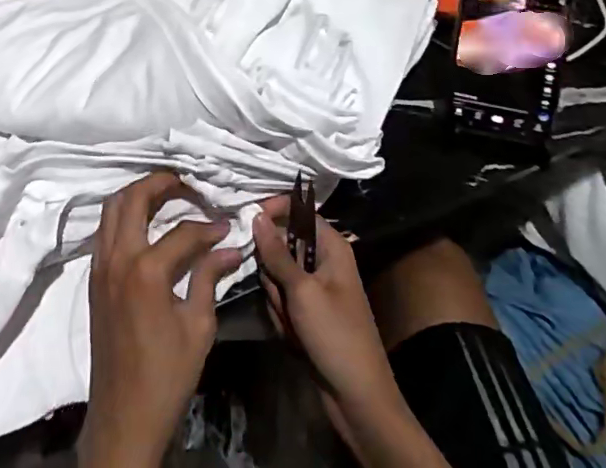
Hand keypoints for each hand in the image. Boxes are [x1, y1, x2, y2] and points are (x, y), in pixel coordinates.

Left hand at [80, 172, 242, 467]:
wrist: (123, 416)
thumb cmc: (167, 375)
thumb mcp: (198, 326)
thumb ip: (209, 278)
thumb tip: (230, 248)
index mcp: (146, 271)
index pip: (183, 231)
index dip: (209, 227)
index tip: (226, 228)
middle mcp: (117, 260)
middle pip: (132, 199)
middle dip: (159, 183)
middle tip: (185, 182)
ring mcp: (99, 268)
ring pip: (110, 210)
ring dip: (136, 195)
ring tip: (166, 194)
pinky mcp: (93, 280)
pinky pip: (104, 232)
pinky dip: (123, 217)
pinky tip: (145, 224)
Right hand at [254, 197, 448, 467]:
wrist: (356, 396)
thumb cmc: (335, 335)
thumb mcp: (302, 291)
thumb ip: (277, 253)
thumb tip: (257, 215)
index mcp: (332, 246)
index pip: (299, 211)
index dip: (275, 210)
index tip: (249, 219)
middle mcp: (323, 261)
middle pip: (281, 247)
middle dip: (274, 274)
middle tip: (286, 299)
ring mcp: (313, 288)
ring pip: (276, 278)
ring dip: (278, 301)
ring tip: (295, 325)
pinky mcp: (306, 312)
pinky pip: (280, 302)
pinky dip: (282, 319)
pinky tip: (295, 339)